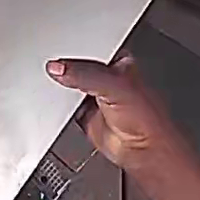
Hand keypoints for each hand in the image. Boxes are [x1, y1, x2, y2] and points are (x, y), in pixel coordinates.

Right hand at [45, 57, 191, 174]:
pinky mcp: (84, 114)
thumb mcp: (114, 85)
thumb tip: (60, 68)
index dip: (74, 47)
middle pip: (76, 66)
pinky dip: (58, 105)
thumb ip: (85, 74)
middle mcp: (105, 77)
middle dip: (65, 67)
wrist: (145, 152)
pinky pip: (64, 105)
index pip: (90, 47)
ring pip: (69, 85)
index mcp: (117, 61)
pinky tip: (57, 102)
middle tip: (53, 67)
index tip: (57, 49)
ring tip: (54, 84)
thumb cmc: (146, 118)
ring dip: (61, 86)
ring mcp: (94, 96)